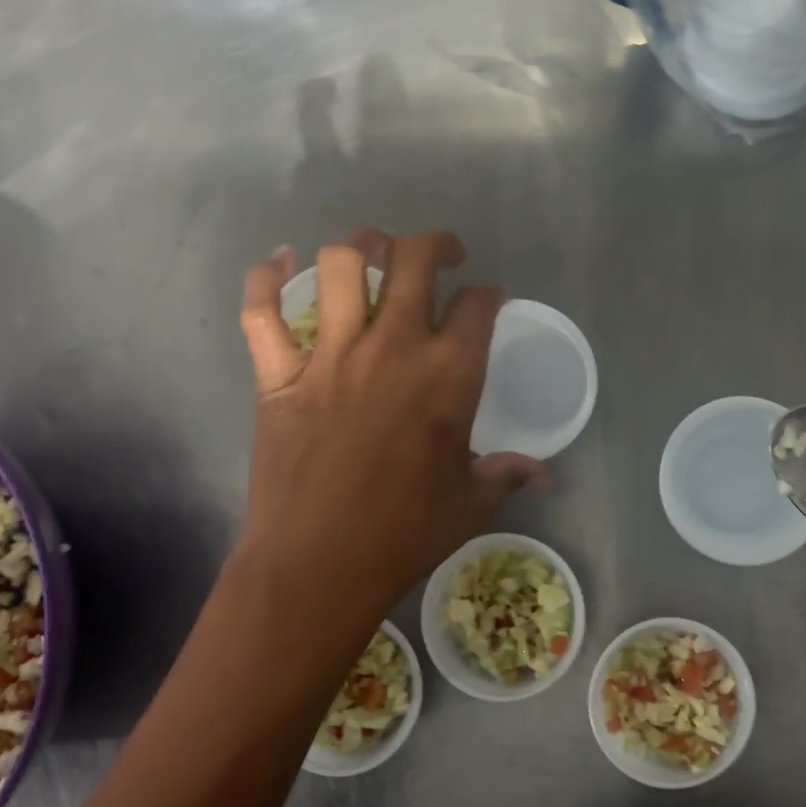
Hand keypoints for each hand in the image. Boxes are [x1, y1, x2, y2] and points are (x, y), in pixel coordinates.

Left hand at [237, 228, 550, 610]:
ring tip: (372, 247)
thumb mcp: (471, 502)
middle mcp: (393, 346)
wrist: (320, 564)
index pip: (478, 304)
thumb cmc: (405, 533)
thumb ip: (507, 473)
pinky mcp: (280, 374)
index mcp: (449, 373)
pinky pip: (261, 311)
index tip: (488, 297)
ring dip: (360, 242)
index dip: (488, 292)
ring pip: (340, 264)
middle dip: (433, 243)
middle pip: (413, 258)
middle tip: (440, 254)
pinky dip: (265, 277)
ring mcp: (331, 354)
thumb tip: (544, 474)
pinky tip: (280, 259)